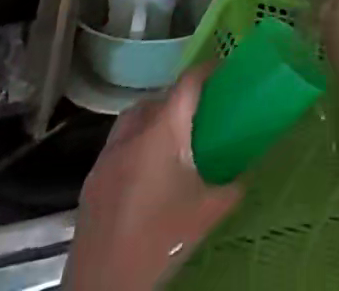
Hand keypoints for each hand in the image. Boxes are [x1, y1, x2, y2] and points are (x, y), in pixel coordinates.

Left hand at [64, 66, 242, 289]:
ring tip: (173, 142)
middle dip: (175, 99)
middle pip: (152, 101)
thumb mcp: (212, 209)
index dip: (205, 71)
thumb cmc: (163, 239)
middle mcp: (129, 140)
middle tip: (199, 111)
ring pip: (128, 124)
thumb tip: (248, 169)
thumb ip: (235, 181)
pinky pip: (115, 150)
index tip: (223, 68)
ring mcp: (104, 163)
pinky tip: (149, 175)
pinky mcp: (90, 187)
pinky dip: (134, 147)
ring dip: (151, 122)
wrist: (105, 288)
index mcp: (162, 135)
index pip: (185, 86)